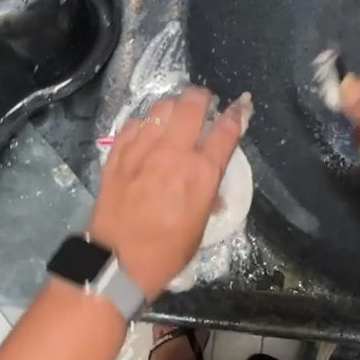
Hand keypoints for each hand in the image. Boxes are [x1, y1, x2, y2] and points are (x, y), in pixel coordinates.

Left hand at [88, 86, 245, 297]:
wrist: (118, 261)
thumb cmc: (166, 252)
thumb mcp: (199, 227)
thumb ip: (206, 195)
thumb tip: (208, 183)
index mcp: (201, 173)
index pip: (226, 131)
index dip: (237, 114)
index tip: (241, 106)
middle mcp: (174, 153)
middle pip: (191, 104)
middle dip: (201, 99)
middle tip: (203, 104)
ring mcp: (142, 150)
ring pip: (161, 108)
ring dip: (172, 108)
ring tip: (174, 117)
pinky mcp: (117, 155)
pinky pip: (134, 124)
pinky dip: (144, 124)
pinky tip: (146, 133)